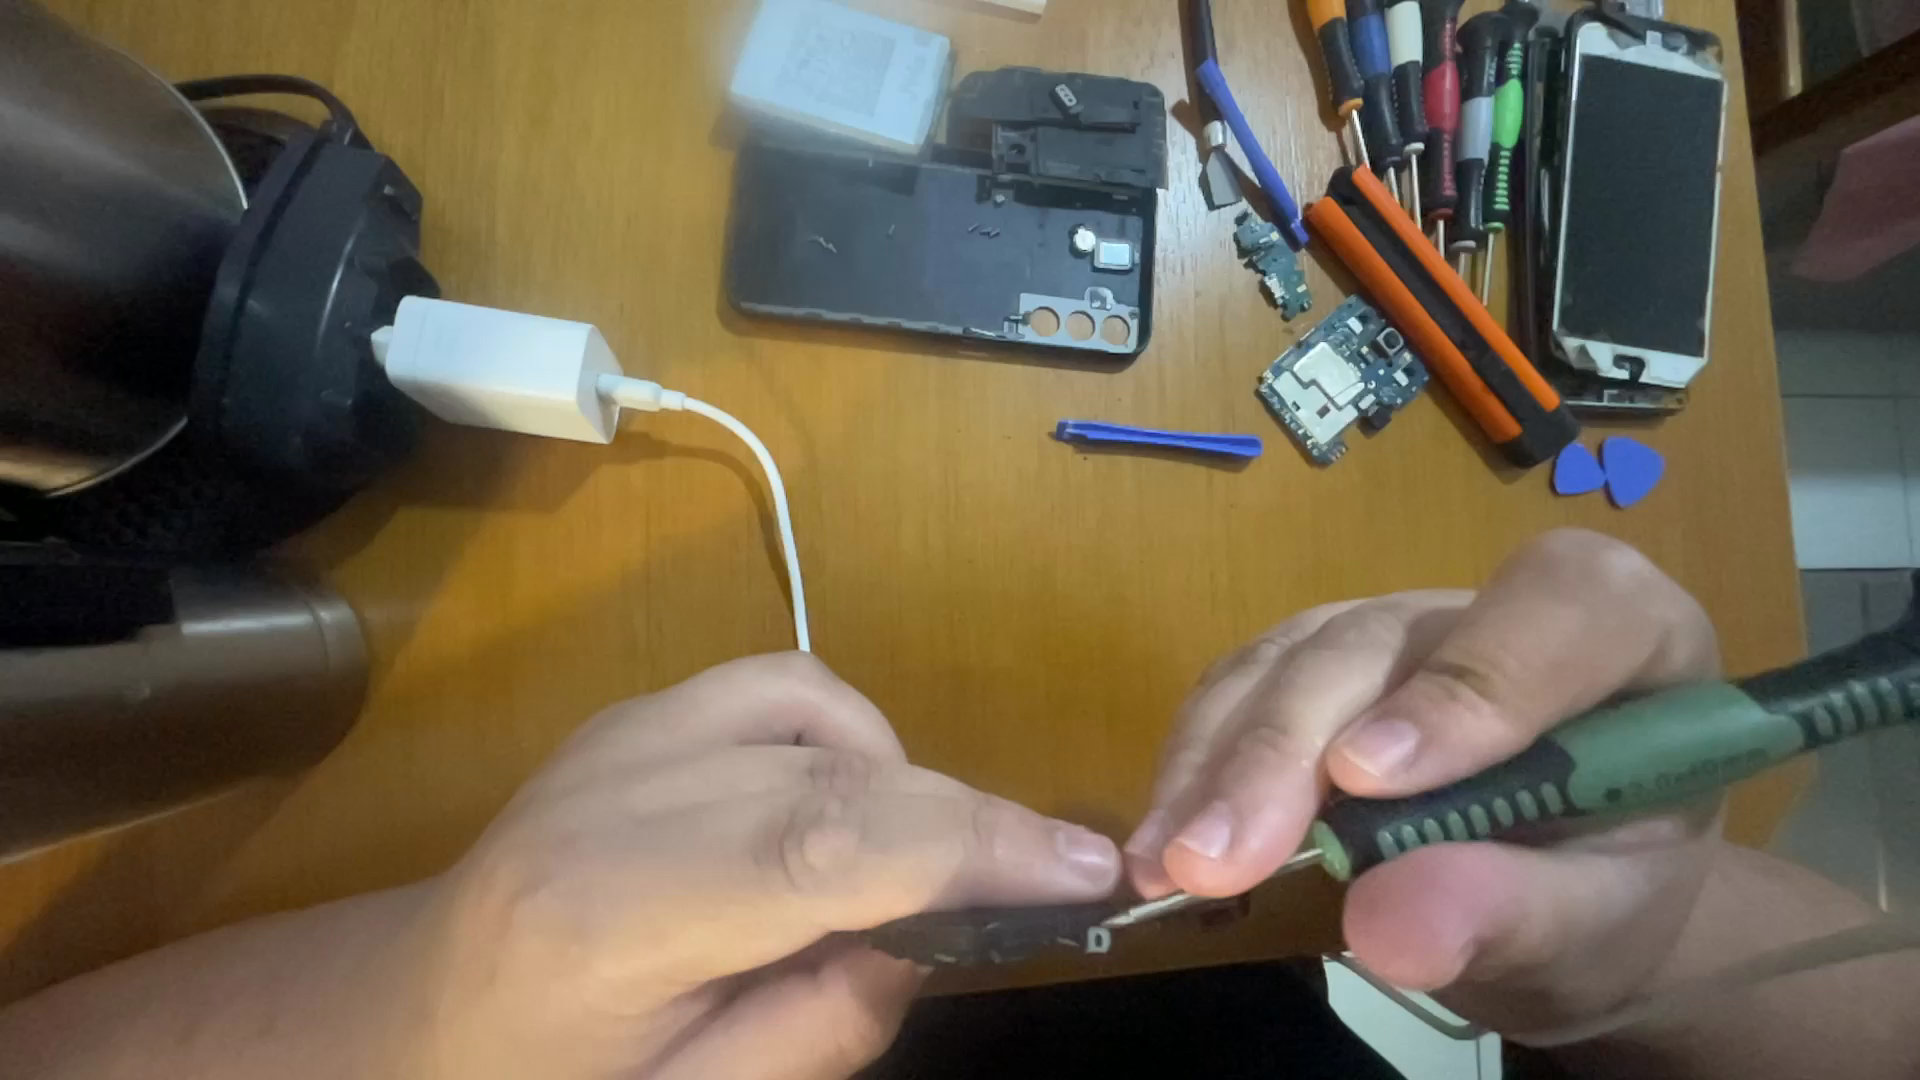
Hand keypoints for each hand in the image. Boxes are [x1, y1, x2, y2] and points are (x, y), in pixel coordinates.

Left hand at [416, 654, 1120, 1078]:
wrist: (406, 1015)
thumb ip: (825, 1020)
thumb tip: (933, 926)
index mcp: (610, 911)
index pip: (821, 848)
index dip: (966, 844)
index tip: (1080, 864)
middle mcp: (618, 787)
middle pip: (834, 771)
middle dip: (961, 818)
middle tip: (1042, 867)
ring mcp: (627, 728)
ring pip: (820, 707)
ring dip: (895, 779)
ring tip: (894, 860)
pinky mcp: (643, 708)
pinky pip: (783, 687)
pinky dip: (845, 733)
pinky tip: (836, 796)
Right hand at [1124, 530, 1722, 1033]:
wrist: (1532, 882)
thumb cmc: (1591, 895)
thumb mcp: (1588, 926)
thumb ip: (1512, 916)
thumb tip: (1385, 930)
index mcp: (1611, 639)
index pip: (1556, 608)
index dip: (1467, 683)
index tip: (1367, 781)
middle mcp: (1465, 612)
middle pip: (1362, 648)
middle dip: (1280, 755)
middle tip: (1216, 861)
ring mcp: (1363, 632)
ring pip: (1273, 665)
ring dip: (1213, 768)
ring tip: (1169, 863)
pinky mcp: (1290, 661)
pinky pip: (1227, 694)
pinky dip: (1190, 770)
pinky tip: (1165, 837)